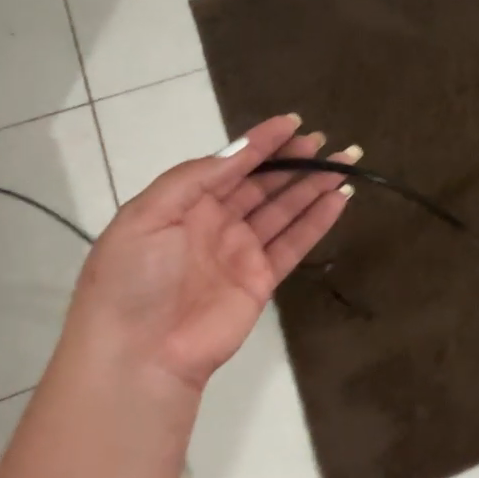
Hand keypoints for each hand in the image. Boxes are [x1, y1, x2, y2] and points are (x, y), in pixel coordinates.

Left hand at [65, 113, 356, 391]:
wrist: (139, 354)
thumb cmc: (133, 280)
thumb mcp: (146, 216)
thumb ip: (194, 178)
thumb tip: (241, 151)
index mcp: (183, 204)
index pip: (229, 164)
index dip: (260, 142)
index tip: (292, 123)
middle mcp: (214, 223)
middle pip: (262, 184)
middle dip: (293, 161)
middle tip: (325, 143)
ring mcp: (240, 251)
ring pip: (285, 209)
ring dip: (313, 185)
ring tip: (345, 163)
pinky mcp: (262, 279)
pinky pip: (296, 242)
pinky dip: (318, 220)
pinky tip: (340, 198)